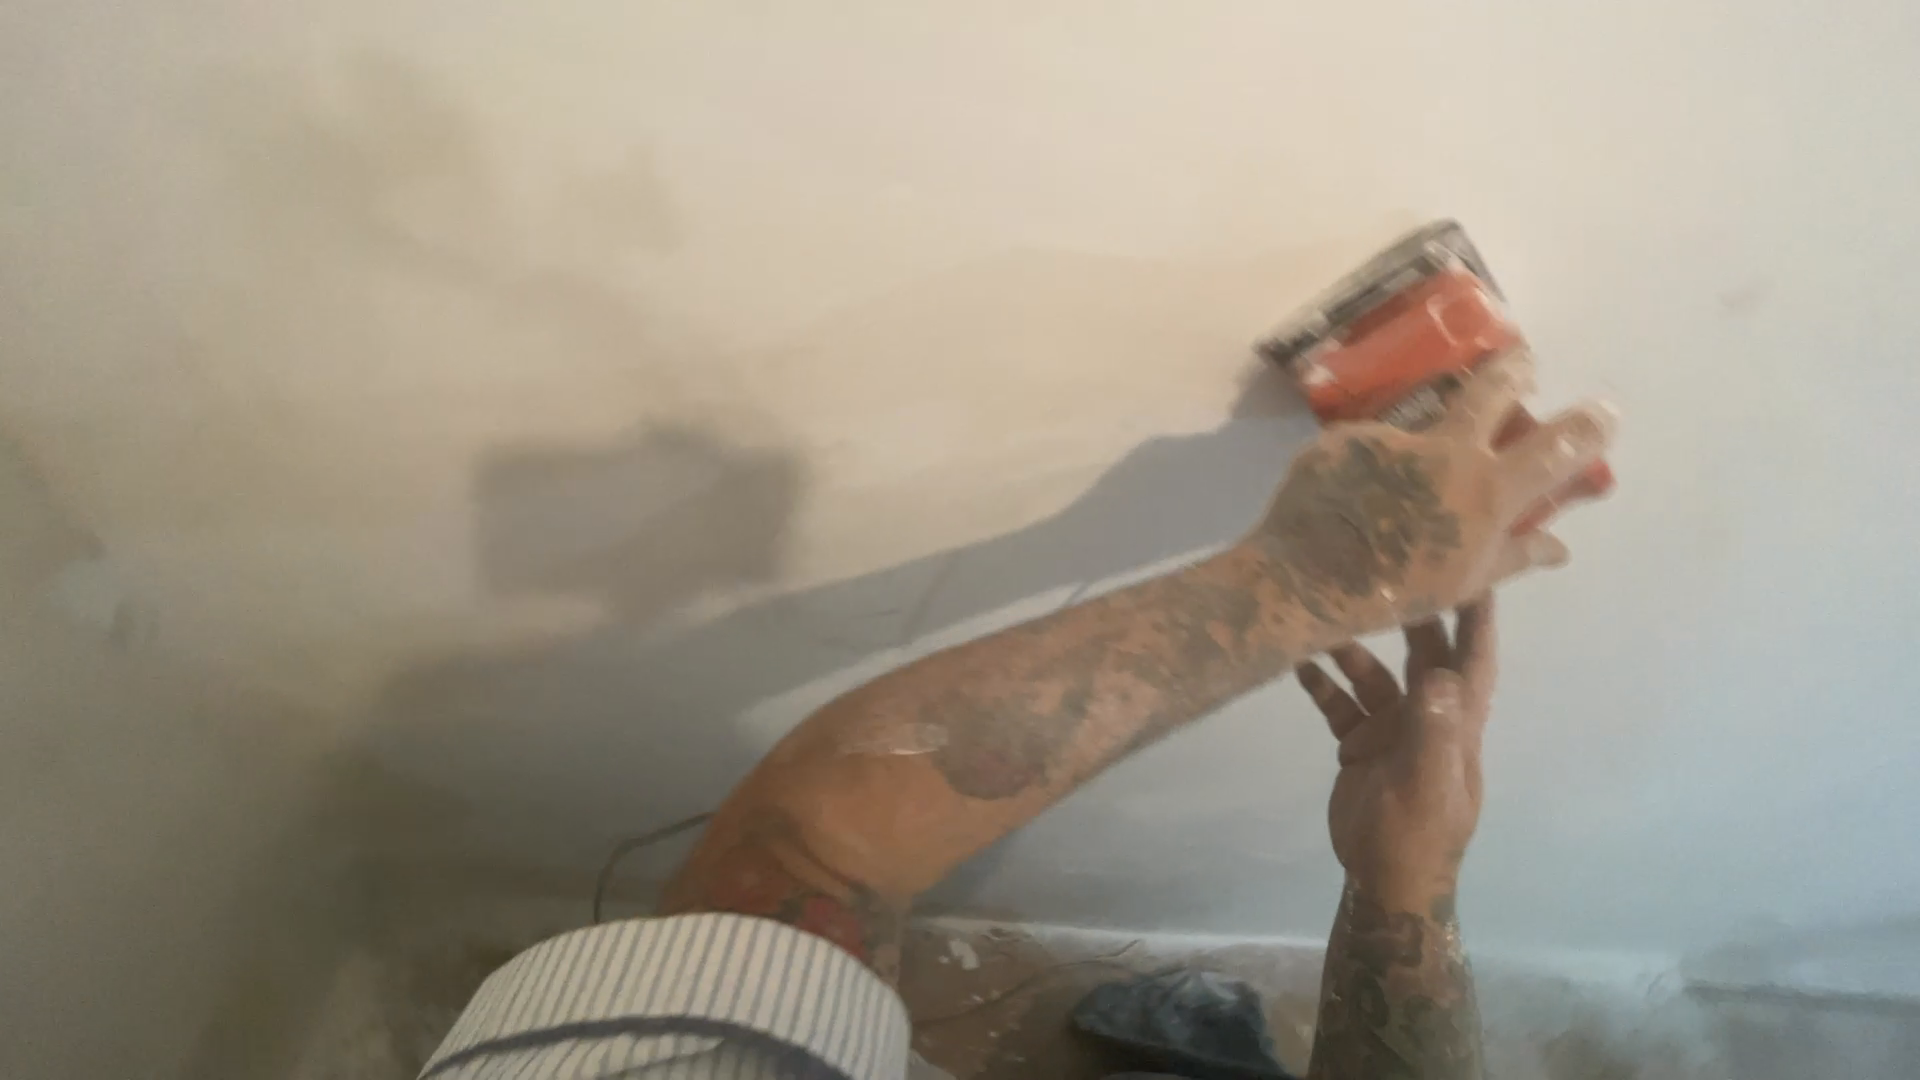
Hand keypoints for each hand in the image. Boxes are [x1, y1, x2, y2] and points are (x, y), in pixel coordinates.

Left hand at [1248, 350, 1612, 638]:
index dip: (1587, 425)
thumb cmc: (1391, 593)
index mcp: (1485, 490)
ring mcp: (1386, 440)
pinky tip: (1345, 495)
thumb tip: (1560, 545)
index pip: (1557, 445)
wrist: (1302, 581)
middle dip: (1514, 370)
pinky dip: (1364, 467)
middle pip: (1490, 388)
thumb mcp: (1463, 582)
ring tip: (1387, 488)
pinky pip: (1364, 448)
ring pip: (1414, 427)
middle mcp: (1441, 451)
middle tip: (1521, 364)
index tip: (1602, 411)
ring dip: (1415, 446)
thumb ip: (1515, 555)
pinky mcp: (1340, 439)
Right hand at [1297, 598, 1496, 905]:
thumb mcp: (1425, 786)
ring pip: (1371, 674)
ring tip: (1319, 621)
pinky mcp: (1359, 741)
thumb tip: (1437, 675)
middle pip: (1421, 656)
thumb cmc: (1415, 835)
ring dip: (1349, 650)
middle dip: (1407, 616)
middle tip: (1381, 574)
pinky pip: (1339, 702)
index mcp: (1456, 724)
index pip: (1472, 661)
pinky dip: (1322, 684)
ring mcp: (1390, 728)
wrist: (1382, 875)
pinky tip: (1298, 664)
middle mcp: (1426, 717)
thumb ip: (1432, 732)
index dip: (1477, 618)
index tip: (1478, 571)